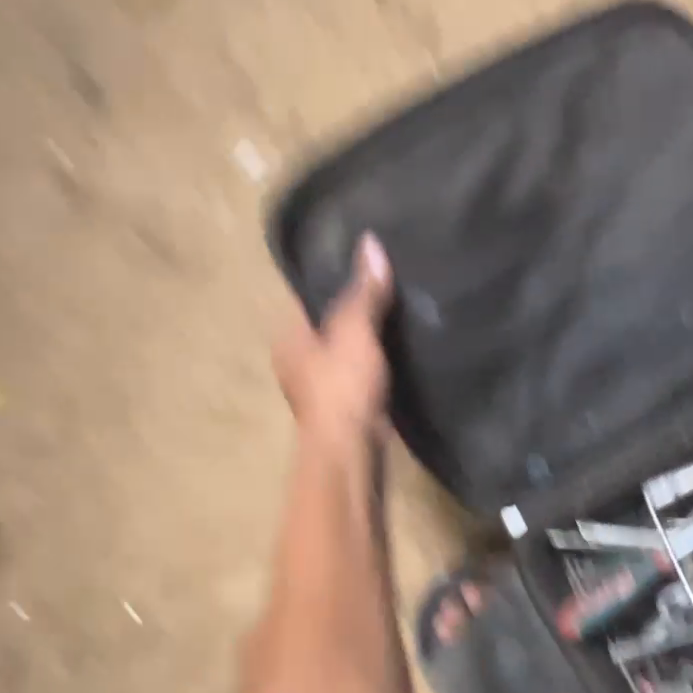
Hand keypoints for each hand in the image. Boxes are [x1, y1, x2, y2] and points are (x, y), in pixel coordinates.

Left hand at [273, 232, 394, 447]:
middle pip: (327, 322)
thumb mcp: (356, 331)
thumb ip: (364, 292)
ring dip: (368, 336)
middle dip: (355, 306)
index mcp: (288, 335)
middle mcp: (297, 358)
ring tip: (404, 313)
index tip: (366, 262)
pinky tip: (402, 352)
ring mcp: (321, 385)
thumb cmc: (343, 387)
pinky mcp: (347, 404)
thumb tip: (370, 243)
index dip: (333, 276)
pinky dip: (378, 360)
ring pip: (346, 348)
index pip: (307, 294)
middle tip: (393, 284)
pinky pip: (362, 370)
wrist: (350, 449)